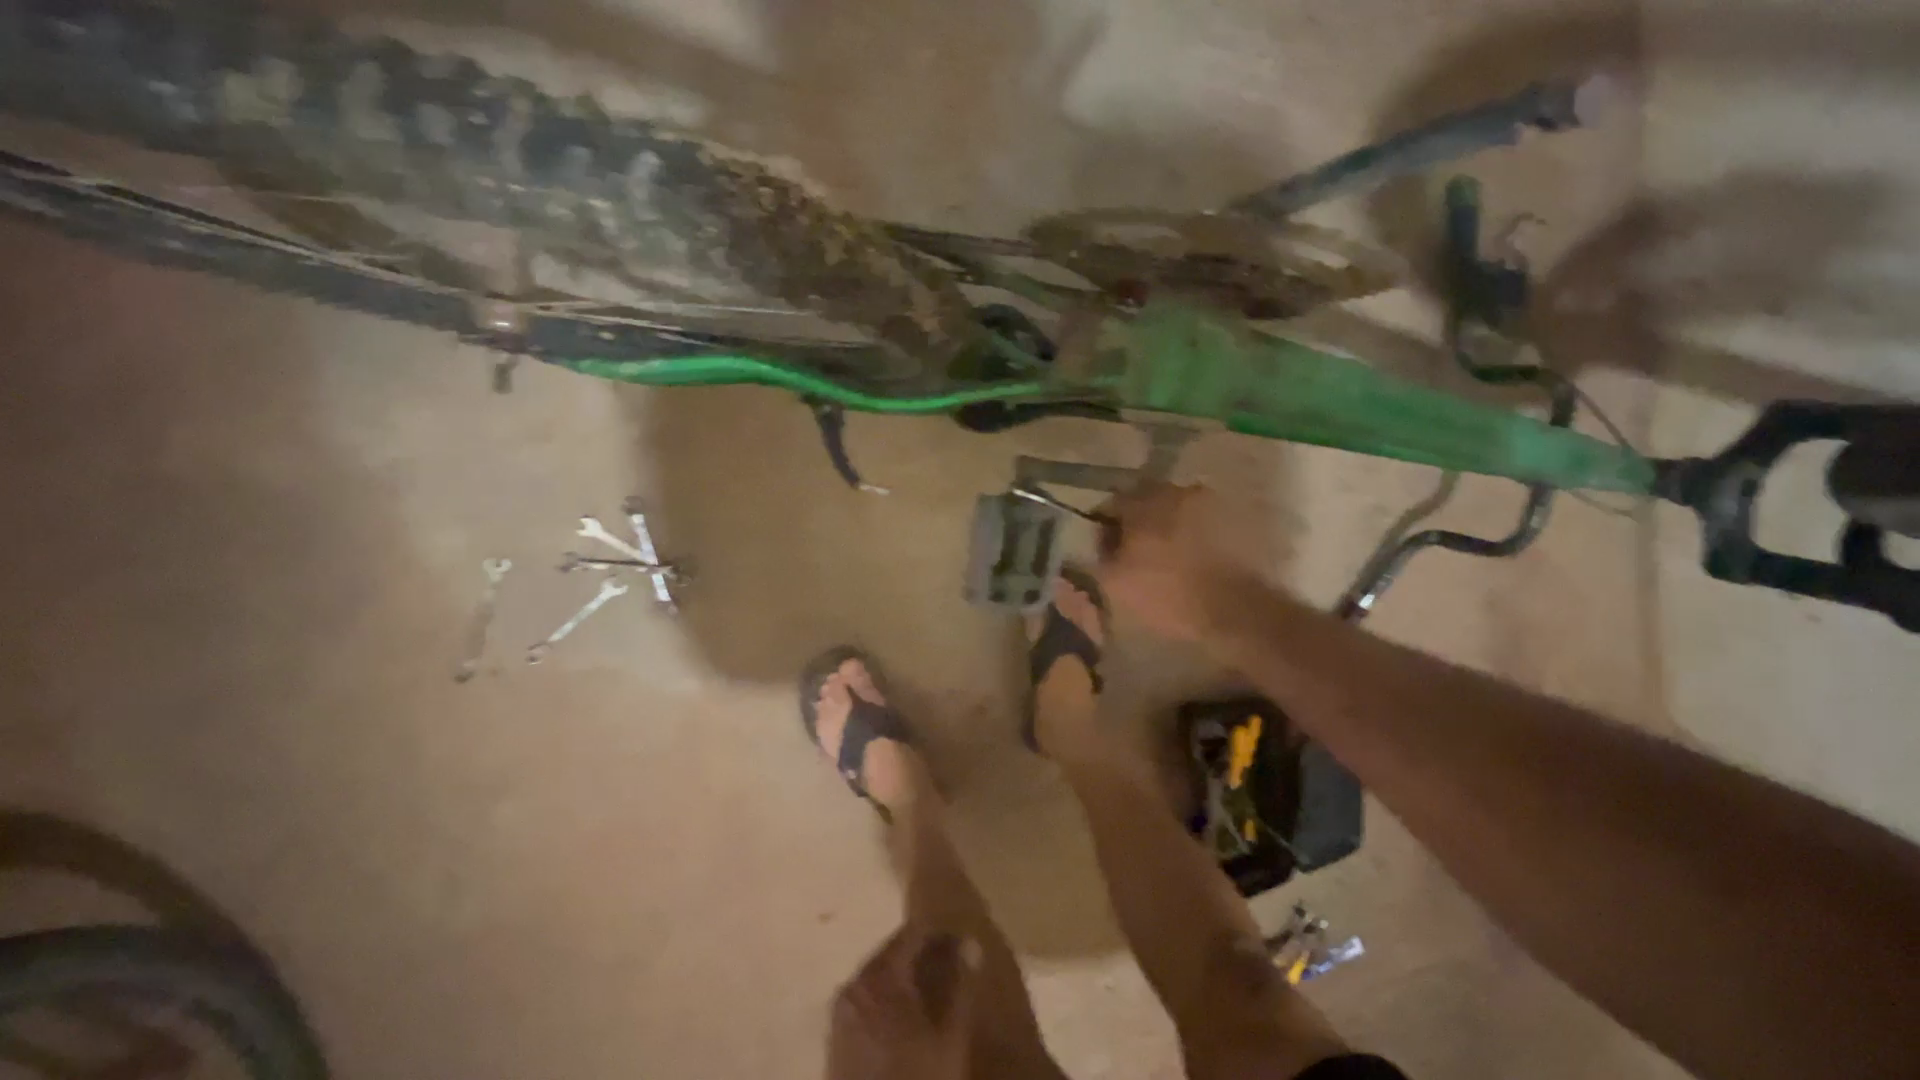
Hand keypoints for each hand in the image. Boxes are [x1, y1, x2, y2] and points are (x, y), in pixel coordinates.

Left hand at [826, 927, 980, 1079]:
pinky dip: (889, 995)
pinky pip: (867, 997)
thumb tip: (970, 943)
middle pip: (893, 952)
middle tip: (955, 963)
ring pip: (879, 974)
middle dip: (924, 953)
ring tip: (937, 988)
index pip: (912, 934)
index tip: (963, 938)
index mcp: (879, 977)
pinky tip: (910, 1013)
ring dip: (906, 974)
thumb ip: (960, 985)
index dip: (940, 933)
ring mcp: (841, 1009)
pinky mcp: (837, 1033)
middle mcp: (854, 984)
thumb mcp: (949, 1037)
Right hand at [1096, 483, 1252, 641]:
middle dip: (1139, 522)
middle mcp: (1178, 491)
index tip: (1107, 550)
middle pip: (1147, 501)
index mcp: (1143, 502)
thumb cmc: (1167, 594)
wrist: (1234, 610)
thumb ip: (1100, 555)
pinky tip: (1196, 559)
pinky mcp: (1237, 518)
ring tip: (1170, 557)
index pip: (1112, 503)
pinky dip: (1196, 534)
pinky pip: (1205, 522)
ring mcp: (1212, 502)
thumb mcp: (1115, 583)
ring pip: (1178, 509)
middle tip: (1137, 552)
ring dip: (1170, 526)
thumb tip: (1102, 543)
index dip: (1105, 527)